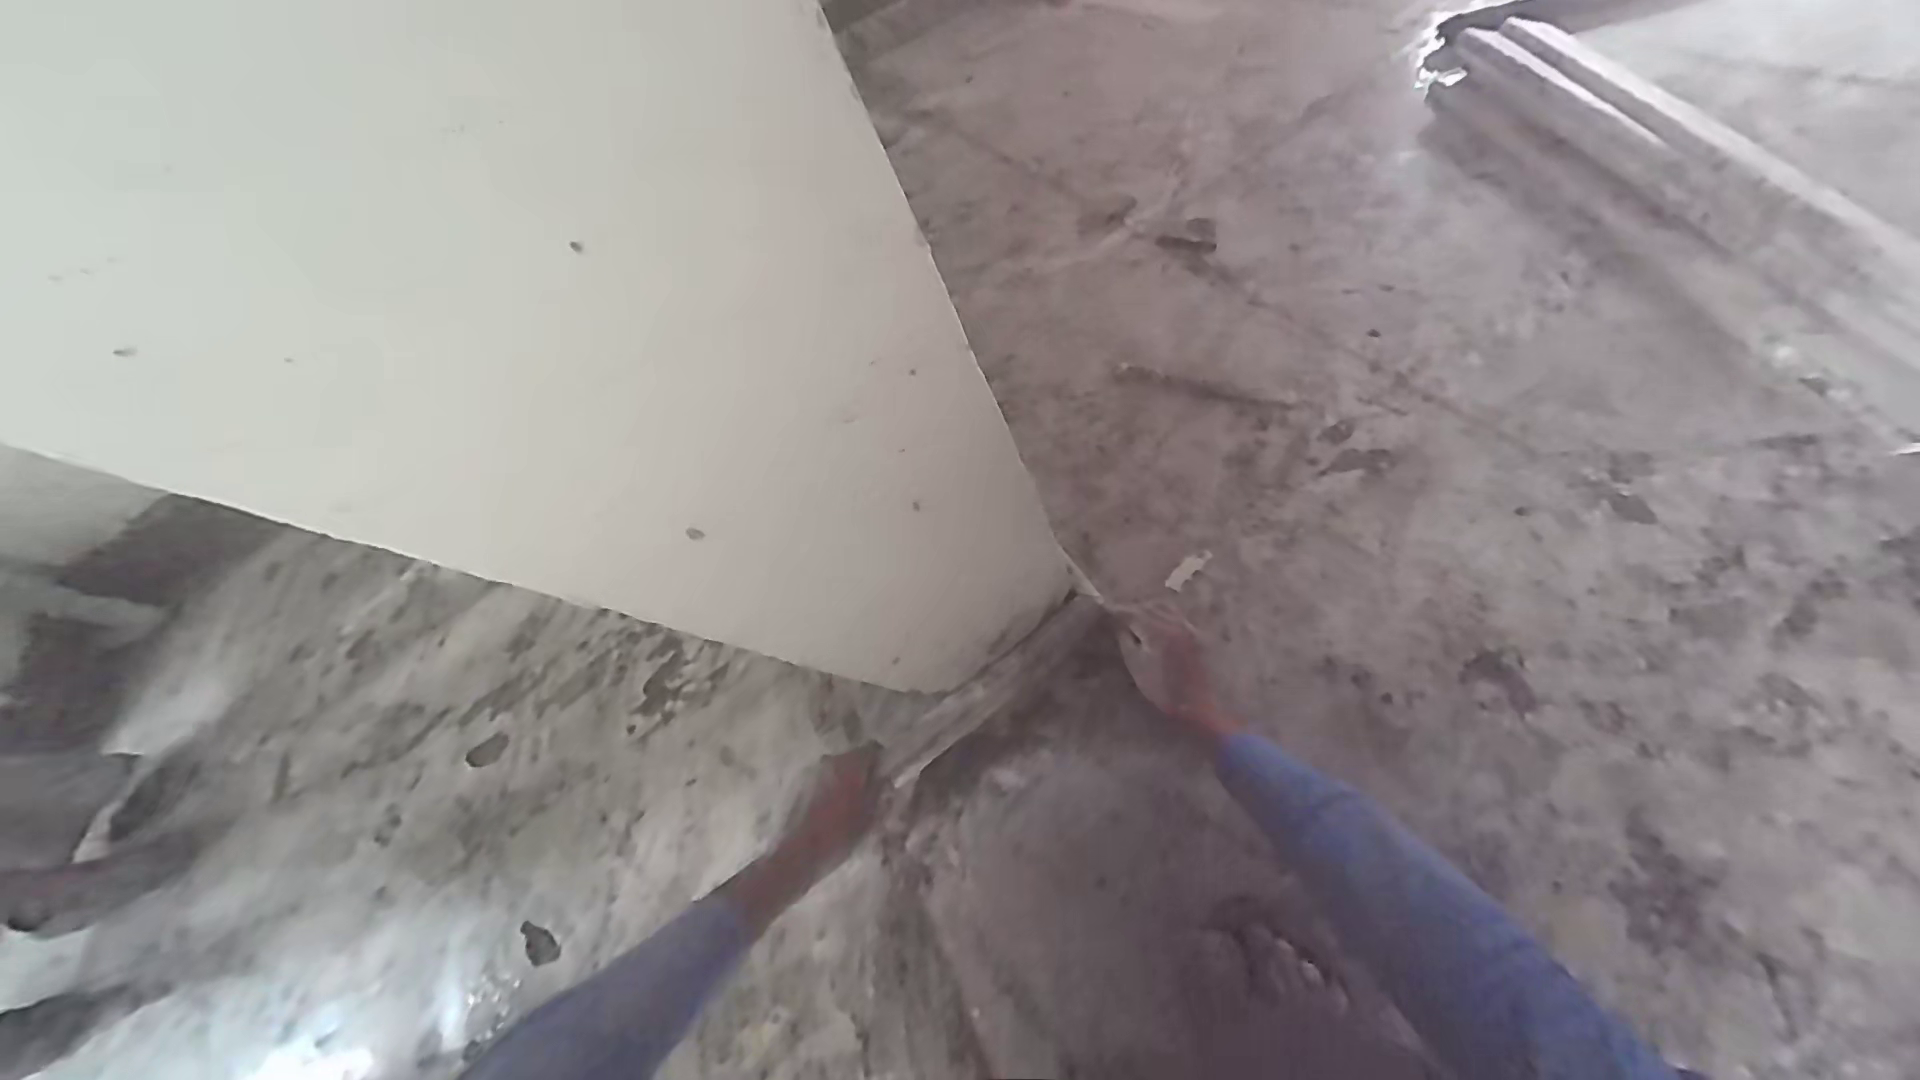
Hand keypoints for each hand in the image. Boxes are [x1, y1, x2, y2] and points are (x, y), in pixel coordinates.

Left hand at [782, 742, 882, 864]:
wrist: (800, 852)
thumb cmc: (839, 834)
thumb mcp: (869, 816)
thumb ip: (879, 791)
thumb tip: (886, 777)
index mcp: (851, 765)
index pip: (872, 748)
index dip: (881, 761)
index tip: (884, 777)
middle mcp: (832, 761)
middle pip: (854, 757)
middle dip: (863, 771)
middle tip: (870, 792)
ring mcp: (815, 771)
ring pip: (839, 767)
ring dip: (847, 778)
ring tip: (851, 802)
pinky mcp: (803, 783)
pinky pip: (825, 777)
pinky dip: (832, 786)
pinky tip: (833, 807)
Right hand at [1112, 601, 1238, 740]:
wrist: (1200, 706)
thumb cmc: (1163, 690)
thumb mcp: (1136, 666)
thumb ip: (1126, 641)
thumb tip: (1119, 624)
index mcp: (1157, 630)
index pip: (1132, 612)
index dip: (1117, 610)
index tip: (1105, 609)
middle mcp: (1175, 622)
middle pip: (1149, 606)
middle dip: (1133, 608)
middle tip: (1119, 614)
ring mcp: (1189, 627)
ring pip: (1165, 607)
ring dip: (1149, 609)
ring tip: (1138, 617)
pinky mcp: (1197, 634)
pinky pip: (1177, 616)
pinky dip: (1164, 614)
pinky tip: (1157, 623)